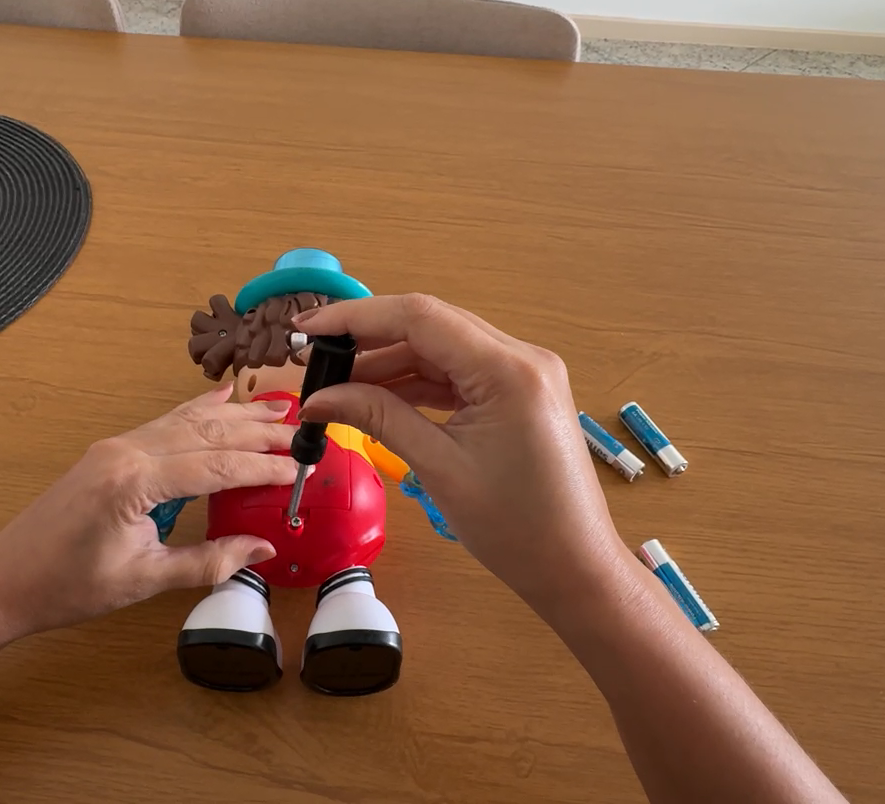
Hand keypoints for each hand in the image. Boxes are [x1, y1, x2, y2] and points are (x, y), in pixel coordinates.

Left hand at [0, 384, 296, 643]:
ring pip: (188, 420)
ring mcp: (118, 445)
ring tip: (274, 408)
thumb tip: (264, 547)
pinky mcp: (112, 450)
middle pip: (207, 432)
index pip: (216, 466)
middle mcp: (128, 450)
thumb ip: (208, 561)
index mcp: (134, 480)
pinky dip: (197, 409)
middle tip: (298, 431)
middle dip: (256, 431)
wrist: (2, 580)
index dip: (261, 468)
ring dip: (234, 414)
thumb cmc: (66, 587)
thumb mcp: (143, 579)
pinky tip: (220, 396)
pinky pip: (165, 422)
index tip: (297, 470)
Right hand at [295, 294, 627, 614]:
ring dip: (389, 362)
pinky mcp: (518, 390)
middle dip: (368, 338)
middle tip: (315, 357)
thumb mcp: (437, 467)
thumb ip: (377, 417)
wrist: (576, 569)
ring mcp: (522, 371)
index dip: (357, 317)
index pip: (419, 316)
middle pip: (430, 325)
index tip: (307, 328)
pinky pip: (457, 372)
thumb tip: (317, 398)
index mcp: (508, 368)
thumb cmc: (514, 529)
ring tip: (336, 383)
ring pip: (441, 347)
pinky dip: (416, 382)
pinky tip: (376, 395)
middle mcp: (520, 355)